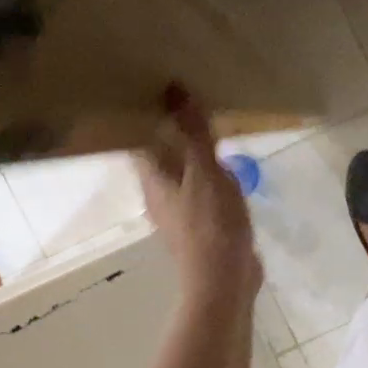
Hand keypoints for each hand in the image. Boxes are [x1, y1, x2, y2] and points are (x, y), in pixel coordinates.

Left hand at [136, 85, 261, 304]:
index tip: (161, 93)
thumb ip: (193, 132)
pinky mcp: (201, 229)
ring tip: (213, 132)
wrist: (224, 280)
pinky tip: (229, 173)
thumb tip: (173, 88)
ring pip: (182, 176)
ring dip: (193, 157)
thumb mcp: (206, 171)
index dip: (147, 117)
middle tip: (192, 105)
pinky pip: (201, 194)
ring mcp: (179, 215)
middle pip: (160, 157)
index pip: (139, 140)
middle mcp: (158, 195)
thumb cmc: (211, 223)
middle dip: (172, 134)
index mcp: (152, 179)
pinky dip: (209, 179)